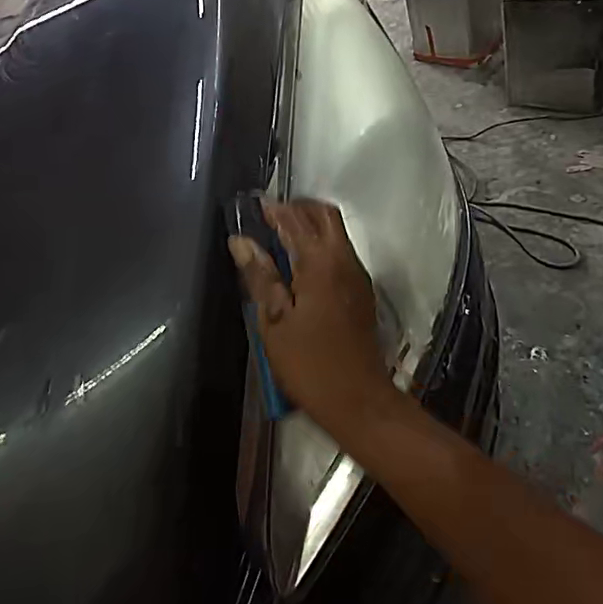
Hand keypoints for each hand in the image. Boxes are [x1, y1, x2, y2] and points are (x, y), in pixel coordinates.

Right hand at [228, 198, 397, 429]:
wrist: (357, 398)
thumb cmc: (309, 363)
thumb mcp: (274, 321)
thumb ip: (260, 276)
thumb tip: (242, 241)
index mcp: (321, 262)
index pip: (296, 220)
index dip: (274, 209)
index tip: (254, 205)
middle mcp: (345, 260)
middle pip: (325, 216)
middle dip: (298, 209)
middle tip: (268, 218)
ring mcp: (357, 275)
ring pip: (335, 234)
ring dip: (310, 227)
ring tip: (277, 241)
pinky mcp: (361, 292)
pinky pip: (340, 253)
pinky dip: (319, 247)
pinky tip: (297, 268)